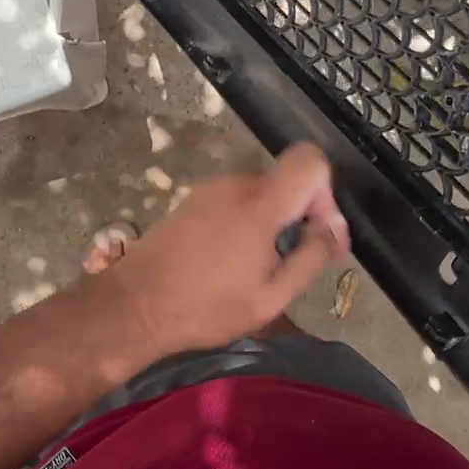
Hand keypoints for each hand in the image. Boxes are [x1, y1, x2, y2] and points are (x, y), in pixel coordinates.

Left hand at [98, 144, 350, 355]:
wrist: (133, 305)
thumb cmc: (206, 307)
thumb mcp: (271, 296)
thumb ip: (310, 256)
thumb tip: (335, 228)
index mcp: (260, 203)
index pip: (310, 161)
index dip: (325, 193)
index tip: (317, 234)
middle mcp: (236, 184)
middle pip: (287, 182)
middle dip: (299, 218)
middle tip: (291, 265)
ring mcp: (210, 189)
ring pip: (262, 195)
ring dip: (271, 225)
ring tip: (256, 272)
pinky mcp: (192, 200)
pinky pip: (236, 202)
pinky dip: (246, 225)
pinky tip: (230, 264)